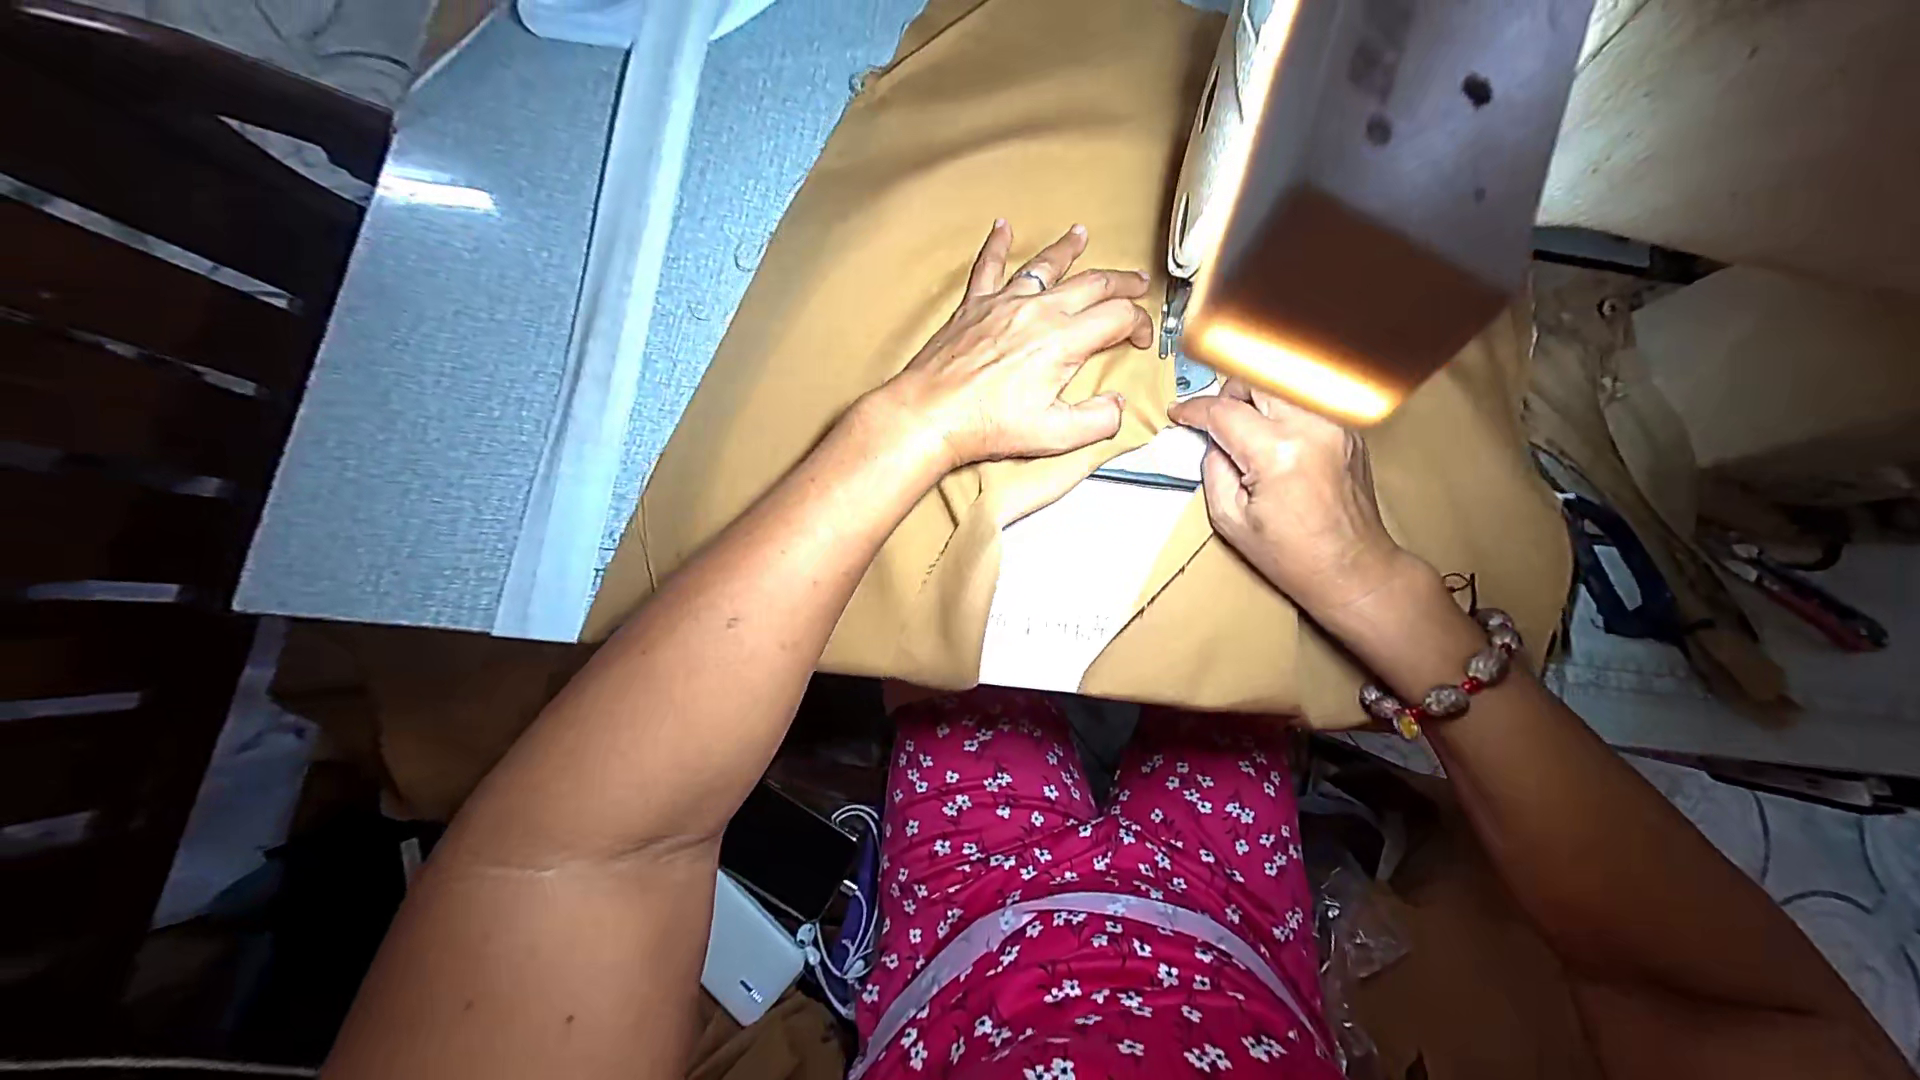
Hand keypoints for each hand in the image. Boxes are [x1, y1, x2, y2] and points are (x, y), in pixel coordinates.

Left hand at [873, 220, 1154, 469]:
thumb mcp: (1055, 435)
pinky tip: (1001, 229)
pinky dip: (997, 245)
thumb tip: (1116, 407)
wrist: (931, 414)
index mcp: (1062, 341)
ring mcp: (1004, 304)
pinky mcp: (974, 307)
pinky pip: (989, 267)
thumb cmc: (984, 424)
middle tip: (1135, 282)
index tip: (1141, 338)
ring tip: (1080, 235)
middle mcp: (1037, 312)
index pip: (1119, 317)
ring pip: (1045, 265)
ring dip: (1068, 249)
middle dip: (1121, 282)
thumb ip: (1097, 420)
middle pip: (1093, 283)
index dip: (1140, 324)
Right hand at [1168, 379, 1420, 620]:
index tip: (1179, 413)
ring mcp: (1337, 426)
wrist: (1353, 570)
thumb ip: (1214, 469)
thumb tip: (1213, 440)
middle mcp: (1312, 428)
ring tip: (1245, 428)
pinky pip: (1306, 404)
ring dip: (1258, 398)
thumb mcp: (1230, 519)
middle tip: (1215, 420)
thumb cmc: (1292, 555)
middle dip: (1229, 394)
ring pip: (1285, 385)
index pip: (1224, 411)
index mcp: (1278, 453)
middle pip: (1258, 380)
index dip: (1194, 410)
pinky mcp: (1349, 432)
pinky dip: (1282, 411)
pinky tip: (1274, 439)